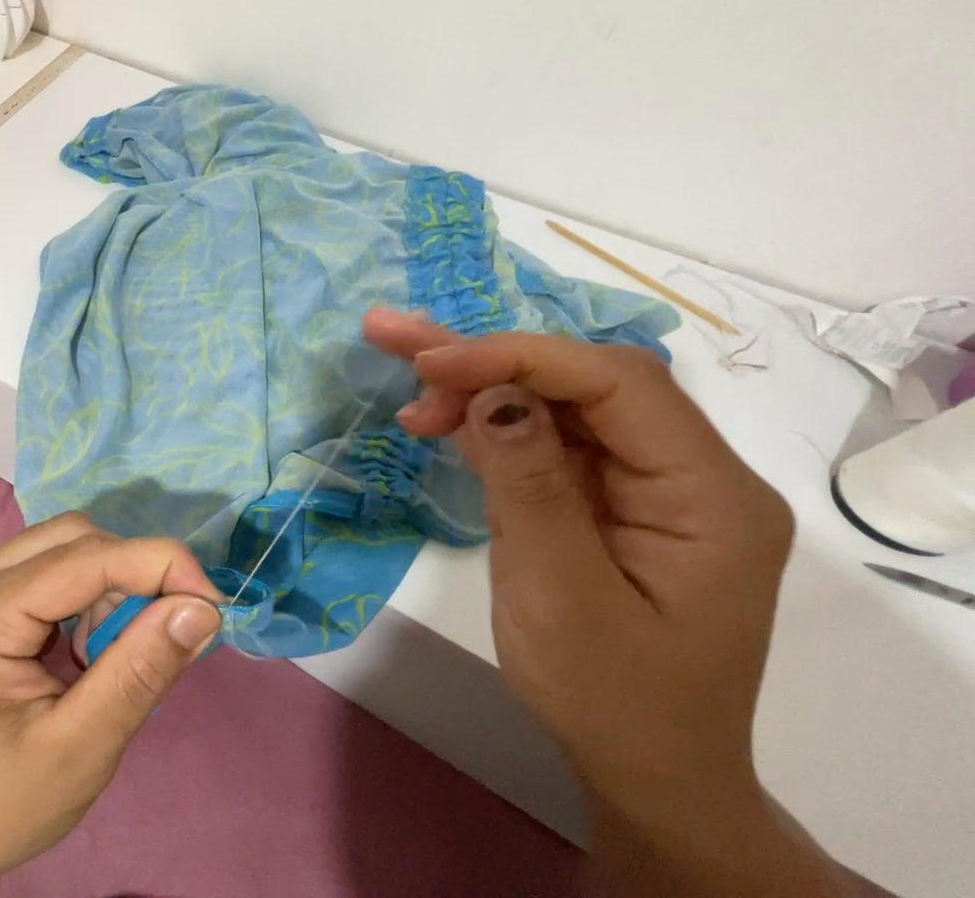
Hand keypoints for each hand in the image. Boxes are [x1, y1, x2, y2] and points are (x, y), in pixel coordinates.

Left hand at [0, 513, 222, 896]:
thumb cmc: (2, 803)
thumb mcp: (82, 748)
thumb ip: (140, 672)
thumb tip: (200, 608)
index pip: (81, 557)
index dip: (155, 563)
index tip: (213, 601)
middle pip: (70, 539)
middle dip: (130, 574)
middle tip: (165, 633)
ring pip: (61, 548)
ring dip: (108, 586)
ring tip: (113, 656)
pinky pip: (45, 571)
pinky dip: (84, 597)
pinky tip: (87, 650)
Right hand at [365, 310, 793, 815]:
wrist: (643, 768)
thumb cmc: (610, 695)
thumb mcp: (561, 596)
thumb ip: (532, 487)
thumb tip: (494, 395)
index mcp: (709, 496)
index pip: (617, 386)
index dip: (520, 357)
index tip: (431, 364)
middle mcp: (687, 474)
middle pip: (587, 382)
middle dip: (489, 356)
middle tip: (395, 335)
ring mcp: (644, 485)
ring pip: (559, 403)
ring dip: (479, 383)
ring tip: (399, 364)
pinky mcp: (604, 499)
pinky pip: (547, 441)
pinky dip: (488, 423)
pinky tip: (434, 415)